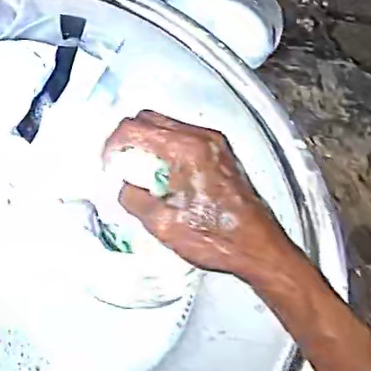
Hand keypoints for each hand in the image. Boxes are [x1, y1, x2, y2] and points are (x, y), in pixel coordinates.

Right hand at [104, 110, 303, 284]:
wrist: (262, 252)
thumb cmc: (220, 240)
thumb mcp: (162, 225)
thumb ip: (133, 199)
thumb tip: (122, 187)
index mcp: (187, 150)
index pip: (134, 128)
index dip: (113, 144)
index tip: (109, 162)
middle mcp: (202, 138)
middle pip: (148, 118)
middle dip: (127, 138)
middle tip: (119, 163)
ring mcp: (214, 142)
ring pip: (165, 124)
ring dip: (146, 141)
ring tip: (140, 170)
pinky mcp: (221, 152)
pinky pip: (182, 134)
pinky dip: (164, 146)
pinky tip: (163, 173)